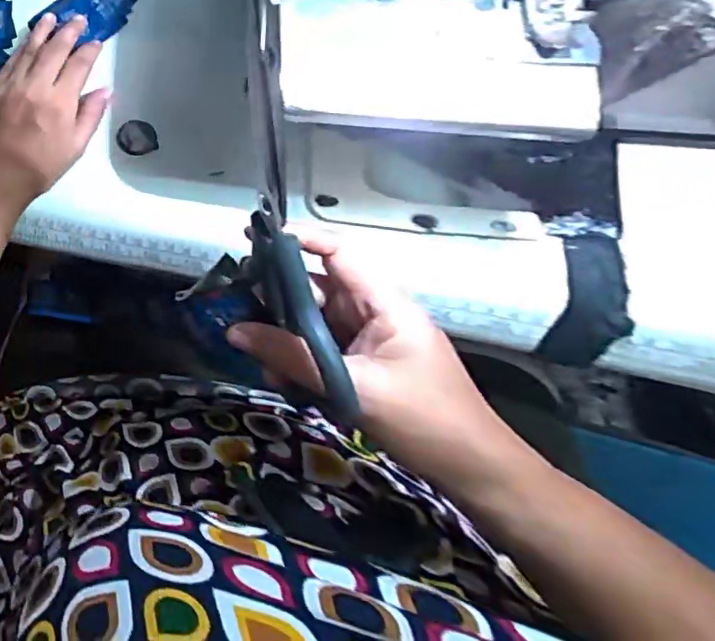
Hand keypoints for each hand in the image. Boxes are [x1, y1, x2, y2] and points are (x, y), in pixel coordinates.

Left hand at [0, 13, 110, 221]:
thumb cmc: (38, 168)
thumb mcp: (74, 148)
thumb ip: (90, 116)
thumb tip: (105, 90)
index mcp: (59, 103)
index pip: (78, 66)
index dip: (89, 51)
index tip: (96, 41)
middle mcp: (34, 87)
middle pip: (54, 50)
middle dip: (68, 32)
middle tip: (78, 19)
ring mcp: (9, 86)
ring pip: (28, 51)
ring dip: (42, 32)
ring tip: (51, 17)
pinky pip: (9, 63)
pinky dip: (20, 49)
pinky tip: (27, 42)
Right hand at [227, 228, 525, 491]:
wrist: (479, 477)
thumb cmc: (428, 423)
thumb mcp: (354, 388)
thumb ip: (293, 357)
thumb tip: (235, 331)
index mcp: (385, 305)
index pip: (338, 253)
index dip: (298, 239)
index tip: (254, 236)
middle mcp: (373, 314)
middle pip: (314, 286)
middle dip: (276, 296)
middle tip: (239, 305)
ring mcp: (366, 339)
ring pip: (310, 320)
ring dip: (281, 335)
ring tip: (257, 355)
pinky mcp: (359, 364)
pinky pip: (316, 348)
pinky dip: (294, 357)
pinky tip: (279, 378)